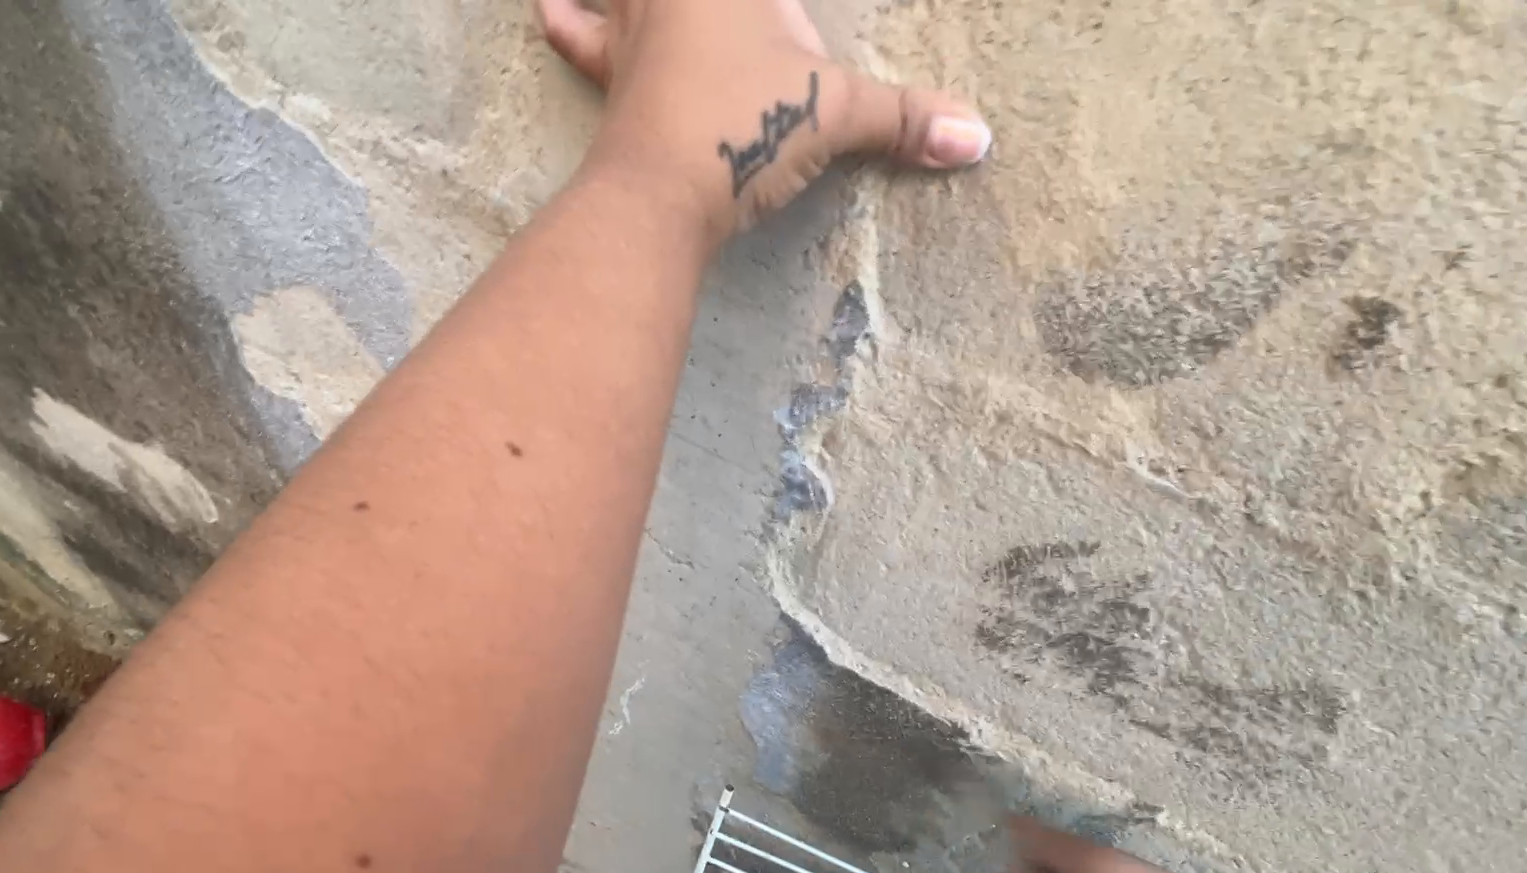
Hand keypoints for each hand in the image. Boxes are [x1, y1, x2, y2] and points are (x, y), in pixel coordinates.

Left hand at [539, 0, 991, 238]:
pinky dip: (569, 27)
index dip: (771, 6)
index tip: (775, 15)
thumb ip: (902, 119)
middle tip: (715, 11)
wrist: (660, 198)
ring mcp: (635, 30)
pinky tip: (547, 15)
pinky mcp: (613, 80)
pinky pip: (586, 41)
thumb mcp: (832, 118)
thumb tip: (979, 139)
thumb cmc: (741, 130)